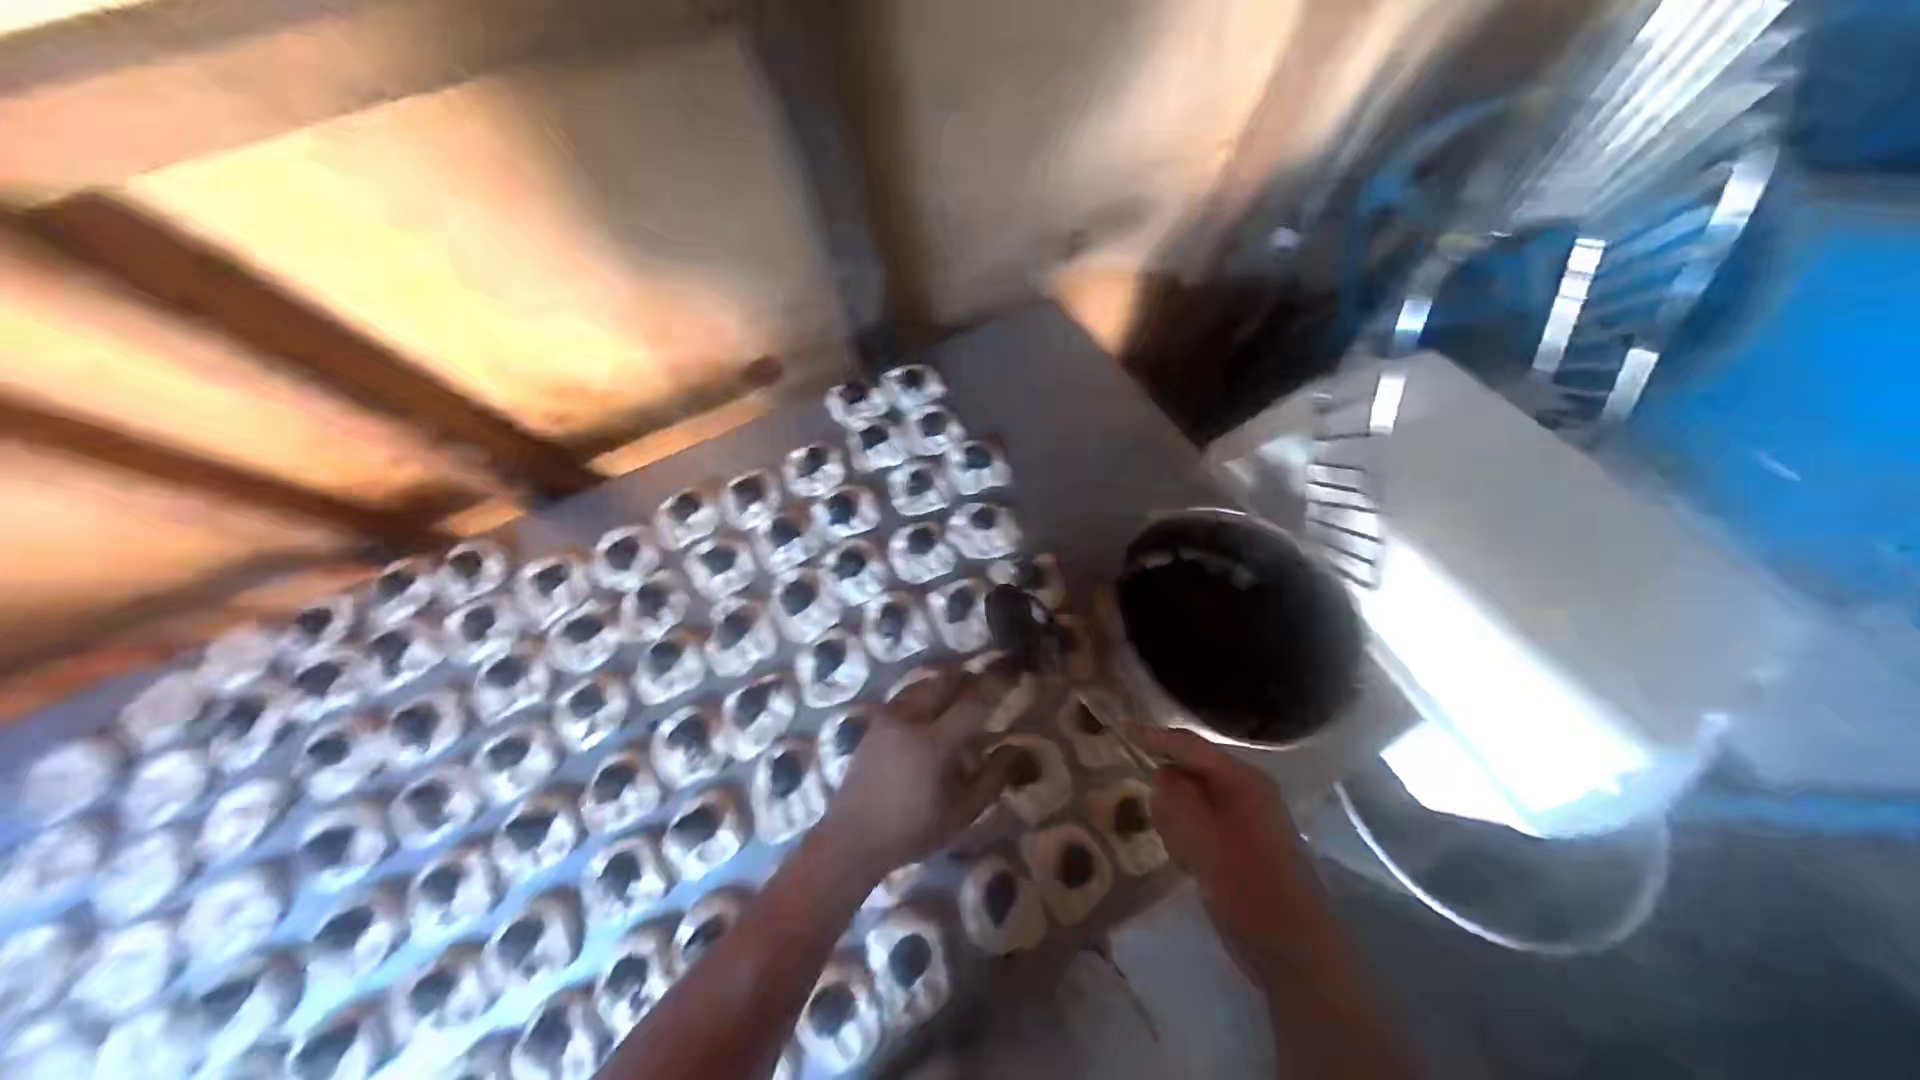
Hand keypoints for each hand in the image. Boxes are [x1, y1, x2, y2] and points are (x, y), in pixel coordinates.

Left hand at [817, 665, 1037, 882]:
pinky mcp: (875, 722)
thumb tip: (1018, 746)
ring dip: (947, 680)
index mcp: (935, 743)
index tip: (1015, 671)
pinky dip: (925, 690)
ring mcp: (888, 718)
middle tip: (990, 674)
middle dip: (971, 675)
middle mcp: (910, 719)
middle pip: (946, 681)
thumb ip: (994, 776)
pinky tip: (933, 702)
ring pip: (924, 683)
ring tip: (964, 686)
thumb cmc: (914, 829)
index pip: (974, 701)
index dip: (997, 683)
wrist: (853, 837)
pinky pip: (906, 694)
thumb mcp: (963, 811)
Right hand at [1134, 726, 1319, 974]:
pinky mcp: (1238, 845)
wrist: (1292, 952)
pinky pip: (1199, 825)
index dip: (1154, 736)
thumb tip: (1160, 774)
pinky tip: (1188, 863)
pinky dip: (1186, 837)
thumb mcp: (1202, 838)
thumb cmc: (1248, 888)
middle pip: (1190, 771)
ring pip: (1191, 801)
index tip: (1120, 730)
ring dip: (1176, 819)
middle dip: (1167, 790)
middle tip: (1151, 812)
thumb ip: (1174, 798)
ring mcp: (1244, 820)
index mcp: (1243, 780)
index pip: (1190, 745)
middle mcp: (1246, 791)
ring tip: (1178, 849)